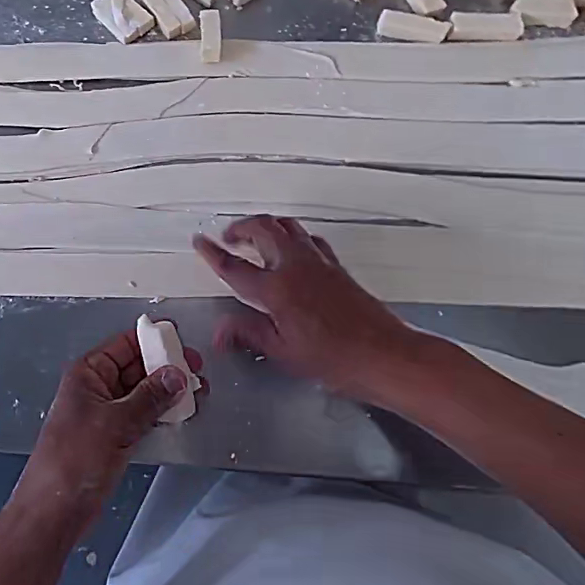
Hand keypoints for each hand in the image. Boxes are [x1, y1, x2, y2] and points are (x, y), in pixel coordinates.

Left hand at [12, 329, 201, 532]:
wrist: (53, 514)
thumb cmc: (72, 461)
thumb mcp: (115, 423)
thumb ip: (149, 397)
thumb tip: (177, 375)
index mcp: (88, 373)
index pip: (125, 344)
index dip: (154, 341)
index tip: (181, 343)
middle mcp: (97, 388)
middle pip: (138, 367)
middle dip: (167, 368)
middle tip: (197, 372)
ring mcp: (107, 413)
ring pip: (144, 392)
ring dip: (168, 392)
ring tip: (197, 393)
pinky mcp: (115, 436)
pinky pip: (144, 415)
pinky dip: (162, 413)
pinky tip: (182, 414)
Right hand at [194, 215, 421, 401]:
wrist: (384, 353)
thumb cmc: (335, 358)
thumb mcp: (284, 352)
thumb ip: (250, 334)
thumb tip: (221, 330)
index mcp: (276, 289)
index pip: (235, 266)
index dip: (213, 253)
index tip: (200, 242)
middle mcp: (295, 267)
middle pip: (262, 229)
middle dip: (240, 227)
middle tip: (228, 237)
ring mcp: (318, 262)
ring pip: (286, 226)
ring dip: (266, 225)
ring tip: (255, 235)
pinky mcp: (335, 265)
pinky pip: (308, 238)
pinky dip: (293, 236)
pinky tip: (294, 247)